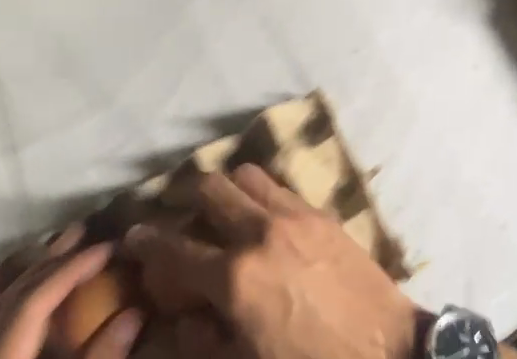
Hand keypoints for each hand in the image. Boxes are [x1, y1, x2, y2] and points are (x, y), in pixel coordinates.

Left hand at [0, 226, 146, 358]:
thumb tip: (135, 313)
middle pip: (15, 295)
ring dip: (27, 271)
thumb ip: (99, 358)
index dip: (72, 269)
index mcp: (5, 354)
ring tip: (51, 243)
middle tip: (84, 230)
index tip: (107, 247)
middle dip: (52, 261)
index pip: (37, 299)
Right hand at [124, 164, 421, 358]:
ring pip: (246, 175)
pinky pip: (280, 186)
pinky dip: (261, 193)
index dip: (146, 241)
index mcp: (234, 277)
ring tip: (221, 209)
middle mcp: (260, 232)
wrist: (384, 347)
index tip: (133, 235)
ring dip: (227, 187)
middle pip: (210, 188)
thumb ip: (203, 338)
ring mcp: (294, 215)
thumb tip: (183, 313)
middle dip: (185, 198)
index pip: (174, 249)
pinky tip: (261, 216)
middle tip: (179, 216)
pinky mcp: (322, 212)